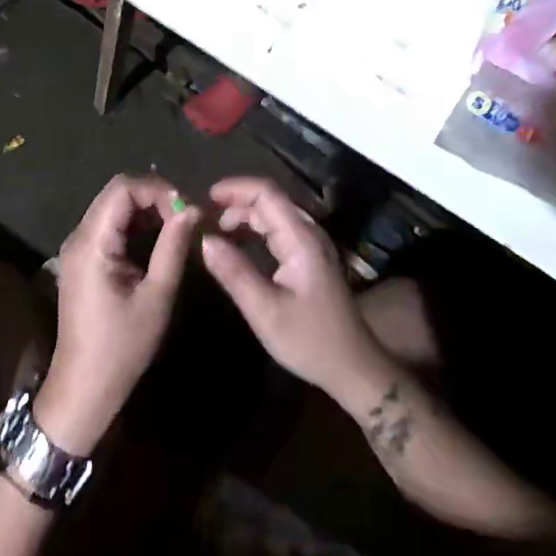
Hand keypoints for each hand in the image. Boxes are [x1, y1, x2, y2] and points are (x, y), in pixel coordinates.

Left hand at [36, 175, 197, 454]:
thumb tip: (193, 210)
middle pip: (116, 193)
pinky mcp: (84, 260)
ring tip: (180, 227)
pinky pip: (110, 226)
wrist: (84, 386)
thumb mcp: (157, 296)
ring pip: (114, 207)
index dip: (158, 190)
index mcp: (92, 243)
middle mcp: (79, 236)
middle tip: (187, 218)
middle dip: (155, 197)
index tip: (187, 211)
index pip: (122, 188)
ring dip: (147, 210)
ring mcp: (78, 248)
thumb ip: (173, 247)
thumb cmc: (122, 346)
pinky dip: (136, 225)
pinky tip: (160, 240)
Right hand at [200, 178, 393, 404]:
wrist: (352, 366)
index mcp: (301, 240)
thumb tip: (204, 240)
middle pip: (271, 201)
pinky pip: (280, 232)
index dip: (236, 189)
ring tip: (214, 231)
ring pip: (275, 216)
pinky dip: (255, 231)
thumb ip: (234, 272)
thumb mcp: (265, 311)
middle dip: (236, 202)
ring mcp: (312, 246)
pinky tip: (237, 245)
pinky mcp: (311, 259)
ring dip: (244, 216)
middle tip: (204, 219)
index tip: (205, 198)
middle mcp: (309, 235)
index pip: (268, 194)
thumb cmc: (309, 340)